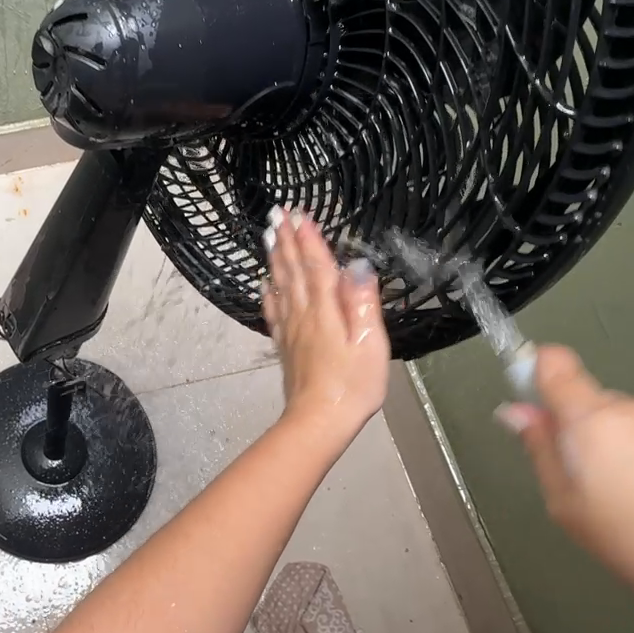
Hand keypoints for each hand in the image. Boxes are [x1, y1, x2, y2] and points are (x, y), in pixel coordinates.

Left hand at [260, 208, 388, 437]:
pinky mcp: (284, 344)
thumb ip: (362, 302)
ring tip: (267, 235)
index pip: (316, 265)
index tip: (298, 213)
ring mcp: (290, 329)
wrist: (319, 420)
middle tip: (276, 212)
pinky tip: (264, 283)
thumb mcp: (370, 343)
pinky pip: (273, 310)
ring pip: (279, 285)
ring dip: (274, 258)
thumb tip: (357, 264)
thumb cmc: (353, 384)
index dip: (307, 238)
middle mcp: (303, 313)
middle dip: (285, 239)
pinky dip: (267, 291)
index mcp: (326, 310)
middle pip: (292, 269)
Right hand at [498, 346, 633, 632]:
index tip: (533, 407)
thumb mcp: (568, 507)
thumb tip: (518, 414)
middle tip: (585, 485)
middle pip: (593, 403)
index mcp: (594, 418)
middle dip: (581, 431)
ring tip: (632, 509)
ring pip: (630, 426)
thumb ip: (541, 452)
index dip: (536, 373)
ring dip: (620, 452)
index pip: (556, 365)